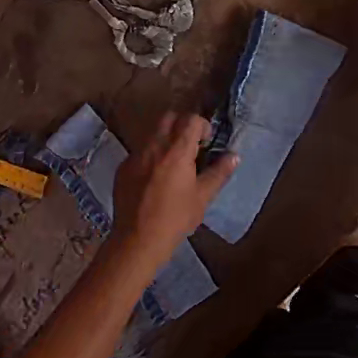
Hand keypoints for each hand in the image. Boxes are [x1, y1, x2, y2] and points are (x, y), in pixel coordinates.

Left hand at [112, 113, 237, 260]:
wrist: (138, 239)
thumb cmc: (175, 218)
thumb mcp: (202, 197)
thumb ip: (219, 173)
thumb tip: (234, 156)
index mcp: (176, 151)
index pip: (191, 120)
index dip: (202, 126)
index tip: (206, 142)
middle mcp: (154, 146)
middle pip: (169, 117)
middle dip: (182, 124)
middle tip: (191, 145)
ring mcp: (135, 155)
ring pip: (152, 133)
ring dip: (166, 138)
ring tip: (174, 162)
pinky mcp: (123, 167)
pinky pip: (140, 151)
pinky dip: (150, 155)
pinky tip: (155, 178)